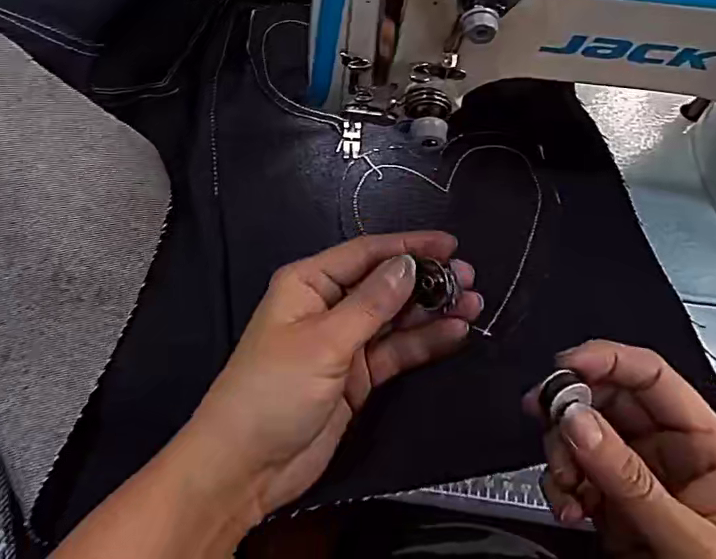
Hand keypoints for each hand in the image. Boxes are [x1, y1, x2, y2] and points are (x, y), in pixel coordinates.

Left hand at [181, 232, 482, 522]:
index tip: (450, 244)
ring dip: (433, 311)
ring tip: (473, 304)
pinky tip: (455, 333)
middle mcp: (330, 304)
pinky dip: (425, 342)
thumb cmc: (273, 390)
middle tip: (469, 278)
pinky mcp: (358, 375)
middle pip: (386, 283)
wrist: (242, 471)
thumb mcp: (324, 342)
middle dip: (427, 279)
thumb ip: (372, 303)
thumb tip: (409, 263)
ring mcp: (346, 341)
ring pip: (397, 317)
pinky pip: (397, 350)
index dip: (409, 246)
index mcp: (310, 282)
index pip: (367, 253)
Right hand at [524, 341, 715, 558]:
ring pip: (591, 440)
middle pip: (614, 404)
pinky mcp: (627, 521)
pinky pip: (584, 482)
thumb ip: (635, 483)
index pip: (654, 377)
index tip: (567, 365)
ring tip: (562, 480)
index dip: (608, 360)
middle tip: (548, 416)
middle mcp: (678, 460)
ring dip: (565, 451)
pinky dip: (565, 487)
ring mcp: (651, 489)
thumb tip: (580, 422)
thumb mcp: (697, 543)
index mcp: (714, 449)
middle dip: (574, 407)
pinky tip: (568, 507)